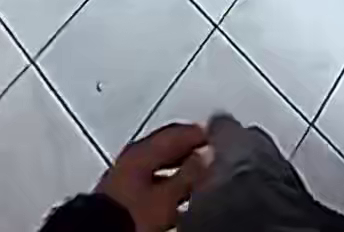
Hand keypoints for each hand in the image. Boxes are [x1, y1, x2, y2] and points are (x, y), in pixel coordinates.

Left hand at [97, 123, 213, 231]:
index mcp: (144, 148)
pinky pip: (151, 182)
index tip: (222, 137)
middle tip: (212, 158)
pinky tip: (177, 198)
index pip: (181, 131)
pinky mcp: (120, 195)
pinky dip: (167, 184)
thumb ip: (191, 172)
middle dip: (191, 152)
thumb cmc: (132, 213)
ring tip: (199, 181)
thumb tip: (210, 153)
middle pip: (169, 147)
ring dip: (179, 170)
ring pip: (160, 166)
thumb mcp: (167, 195)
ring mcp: (124, 176)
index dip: (203, 133)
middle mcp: (133, 156)